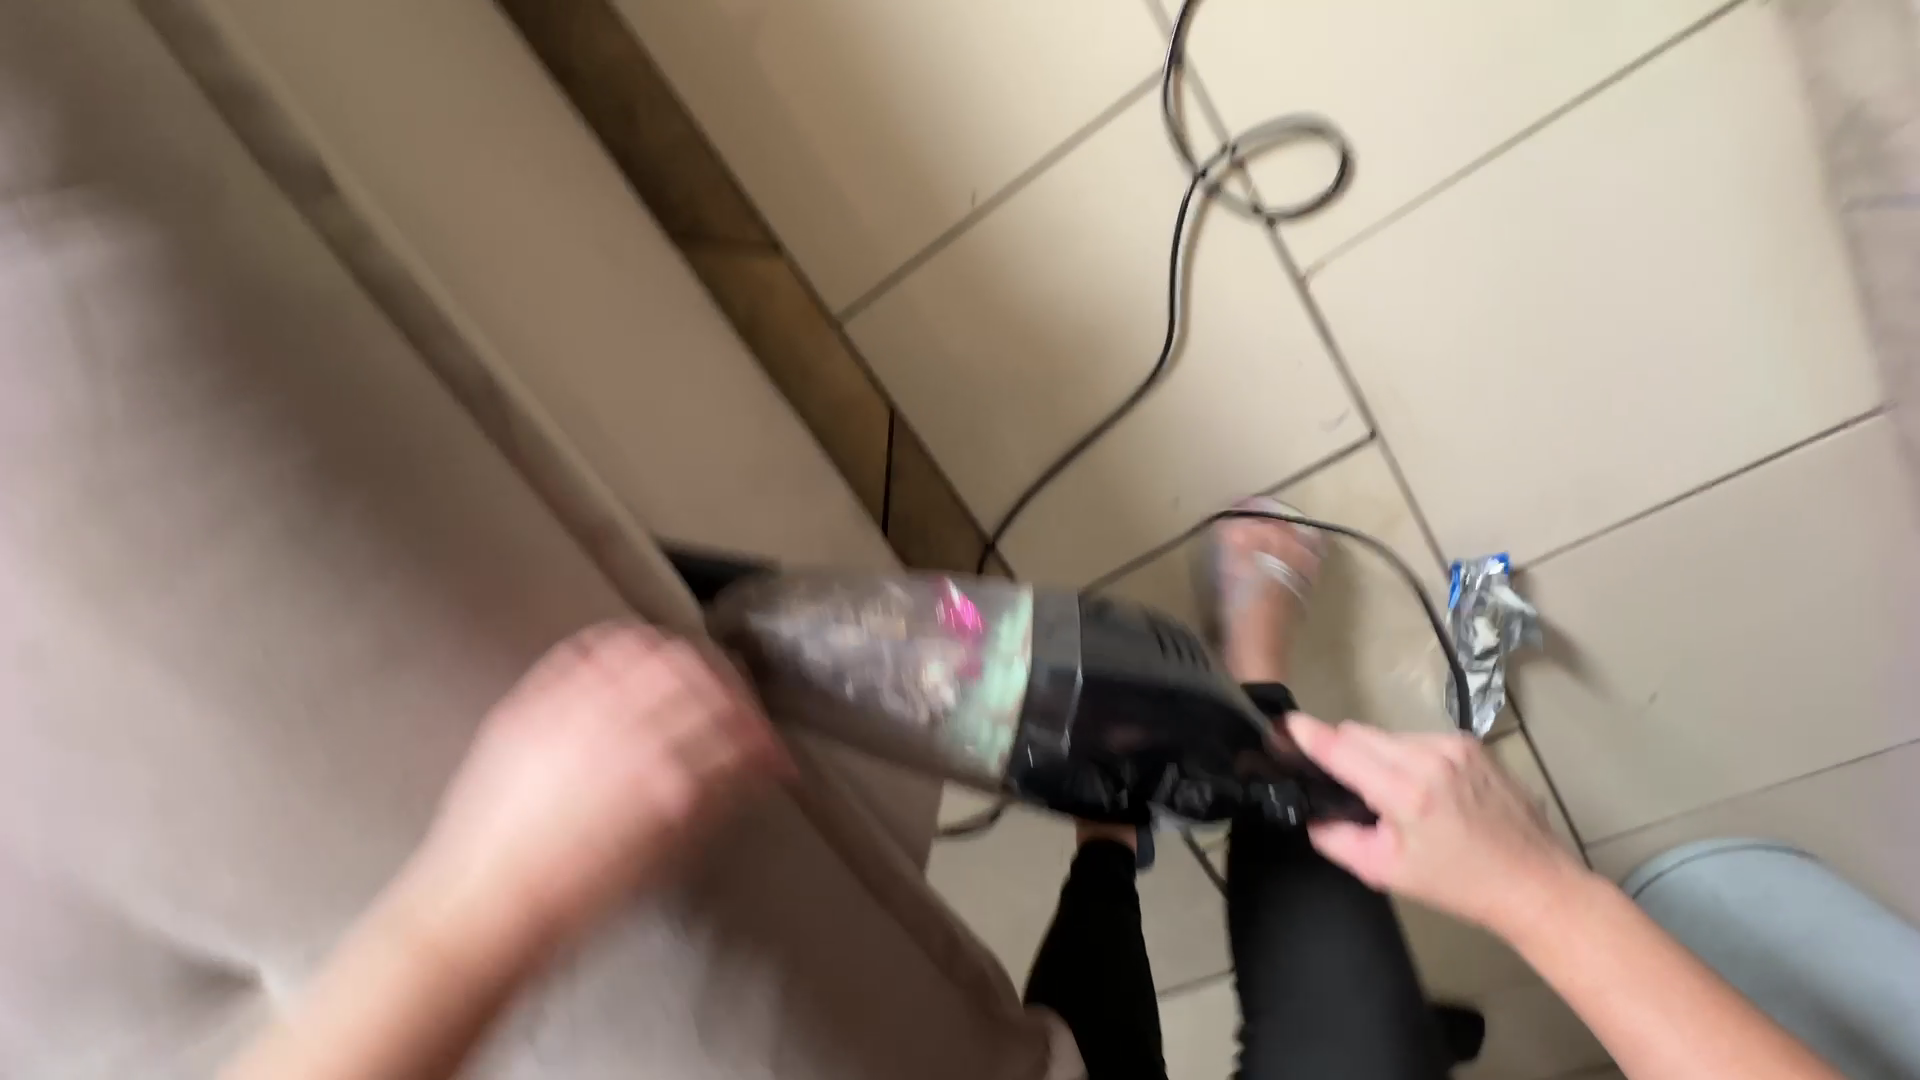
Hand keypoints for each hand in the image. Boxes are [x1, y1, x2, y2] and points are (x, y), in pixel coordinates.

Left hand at [412, 621, 789, 956]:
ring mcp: (566, 709)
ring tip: (697, 675)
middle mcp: (613, 727)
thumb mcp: (662, 858)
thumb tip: (756, 765)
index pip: (729, 724)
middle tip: (740, 708)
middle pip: (695, 674)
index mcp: (653, 772)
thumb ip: (715, 799)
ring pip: (647, 649)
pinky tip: (640, 653)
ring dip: (685, 658)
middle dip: (731, 688)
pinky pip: (585, 648)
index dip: (759, 730)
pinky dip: (622, 641)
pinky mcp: (530, 704)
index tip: (767, 744)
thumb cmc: (574, 900)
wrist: (475, 913)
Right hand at [1286, 714, 1589, 936]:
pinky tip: (1423, 788)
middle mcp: (1430, 756)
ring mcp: (1455, 745)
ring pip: (1385, 735)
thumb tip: (1308, 812)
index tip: (1280, 724)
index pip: (1340, 747)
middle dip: (1340, 750)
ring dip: (1374, 754)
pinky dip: (1405, 756)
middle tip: (1341, 783)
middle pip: (1357, 733)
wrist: (1538, 886)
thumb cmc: (1459, 885)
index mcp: (1407, 791)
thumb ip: (1334, 838)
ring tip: (1390, 792)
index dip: (1305, 734)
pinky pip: (1415, 738)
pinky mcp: (1472, 744)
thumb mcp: (1384, 871)